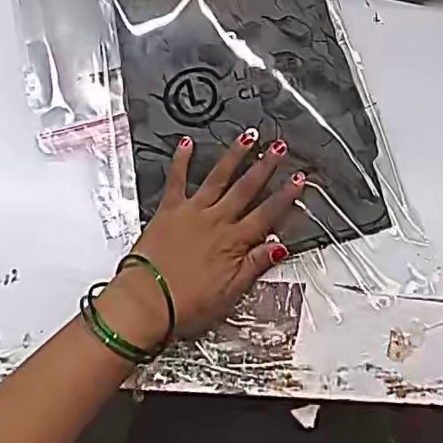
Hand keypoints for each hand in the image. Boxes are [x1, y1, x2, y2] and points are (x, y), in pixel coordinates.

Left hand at [94, 130, 305, 350]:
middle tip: (279, 147)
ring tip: (249, 137)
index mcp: (233, 241)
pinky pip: (177, 180)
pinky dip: (181, 160)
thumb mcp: (230, 293)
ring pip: (219, 178)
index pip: (267, 214)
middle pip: (246, 188)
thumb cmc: (184, 305)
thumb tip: (279, 246)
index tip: (298, 180)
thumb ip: (254, 265)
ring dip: (235, 156)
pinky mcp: (168, 210)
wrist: (144, 302)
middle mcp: (216, 220)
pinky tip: (187, 144)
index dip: (285, 196)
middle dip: (265, 166)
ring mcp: (192, 212)